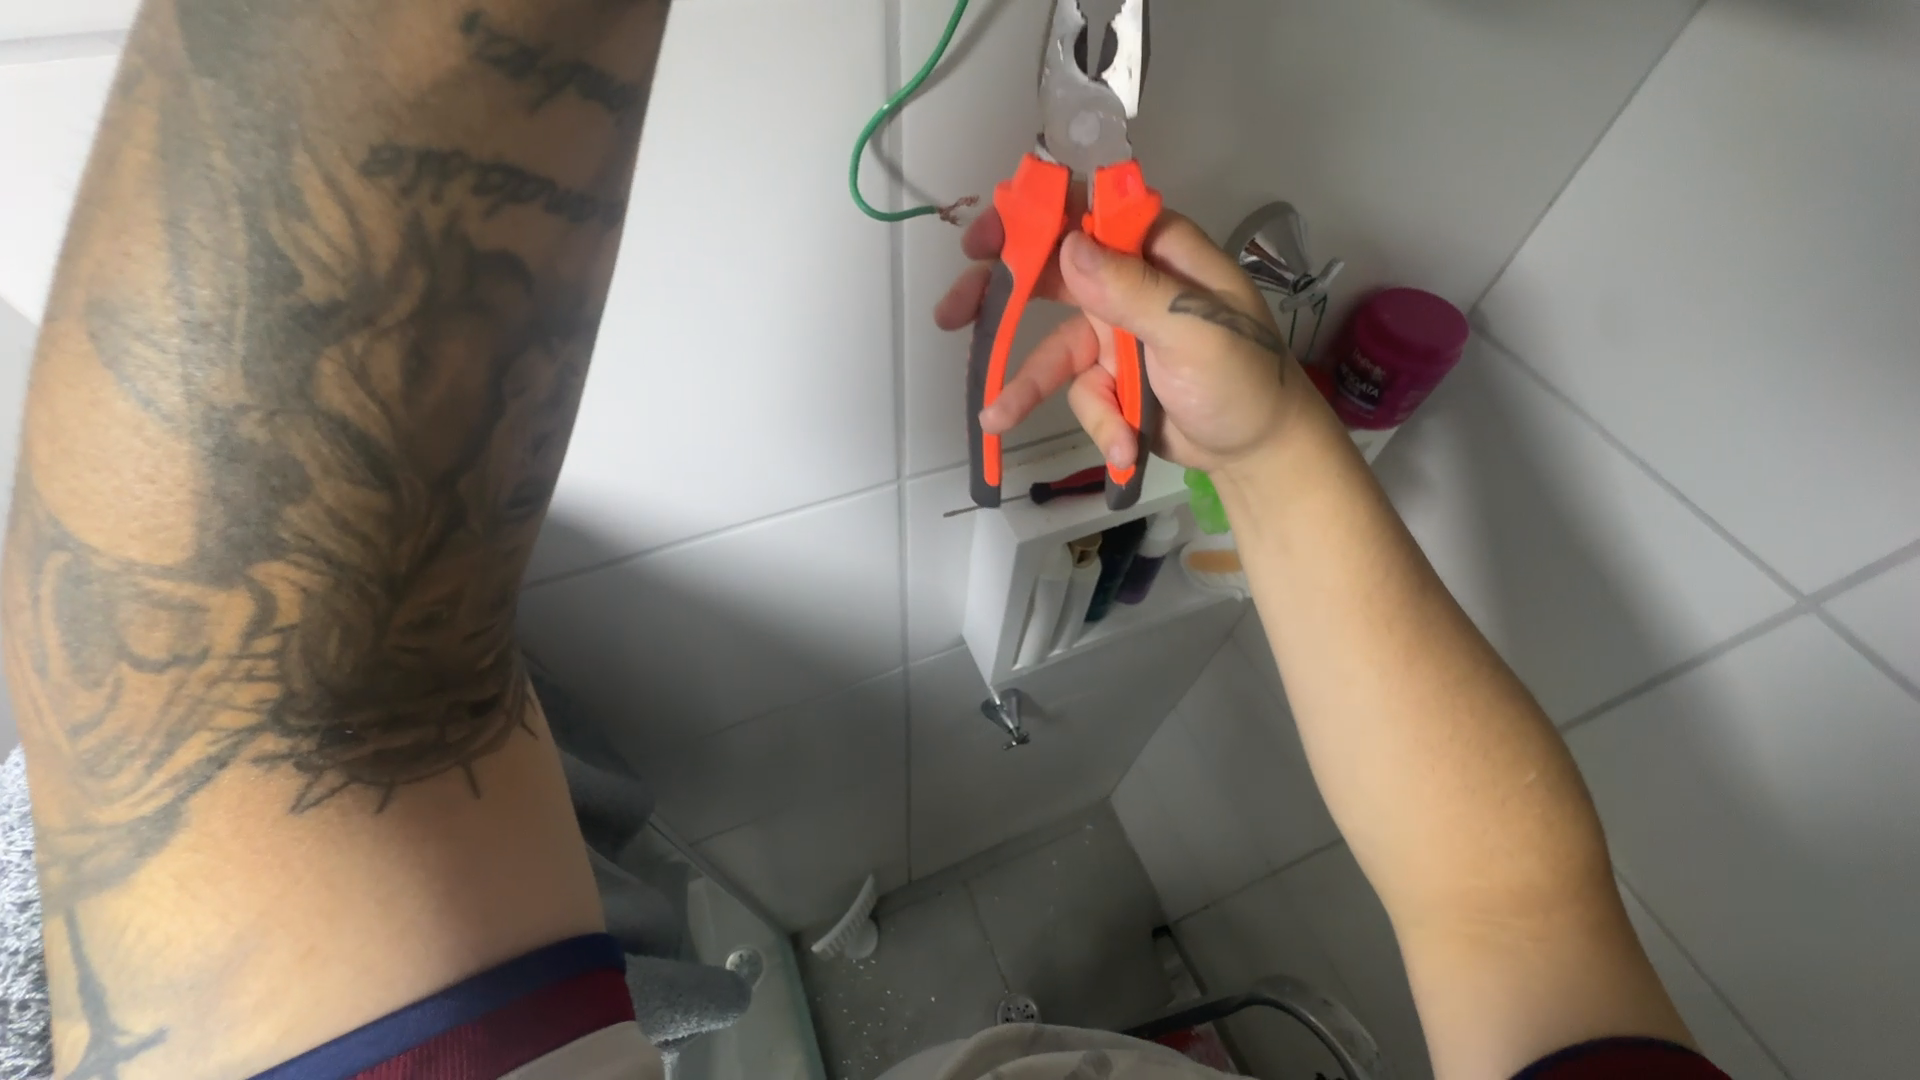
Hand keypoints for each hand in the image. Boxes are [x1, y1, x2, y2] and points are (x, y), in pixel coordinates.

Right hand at [935, 207, 1312, 476]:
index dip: (1034, 218)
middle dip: (1003, 298)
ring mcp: (1116, 335)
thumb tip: (1067, 249)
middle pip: (1051, 276)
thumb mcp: (1192, 333)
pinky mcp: (1110, 381)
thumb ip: (1132, 291)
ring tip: (994, 417)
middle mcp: (1130, 284)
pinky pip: (1080, 396)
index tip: (987, 239)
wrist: (1256, 452)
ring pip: (1052, 349)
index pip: (1088, 215)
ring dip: (1029, 386)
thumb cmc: (1242, 380)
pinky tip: (1125, 446)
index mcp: (1157, 253)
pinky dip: (1100, 423)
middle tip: (953, 311)